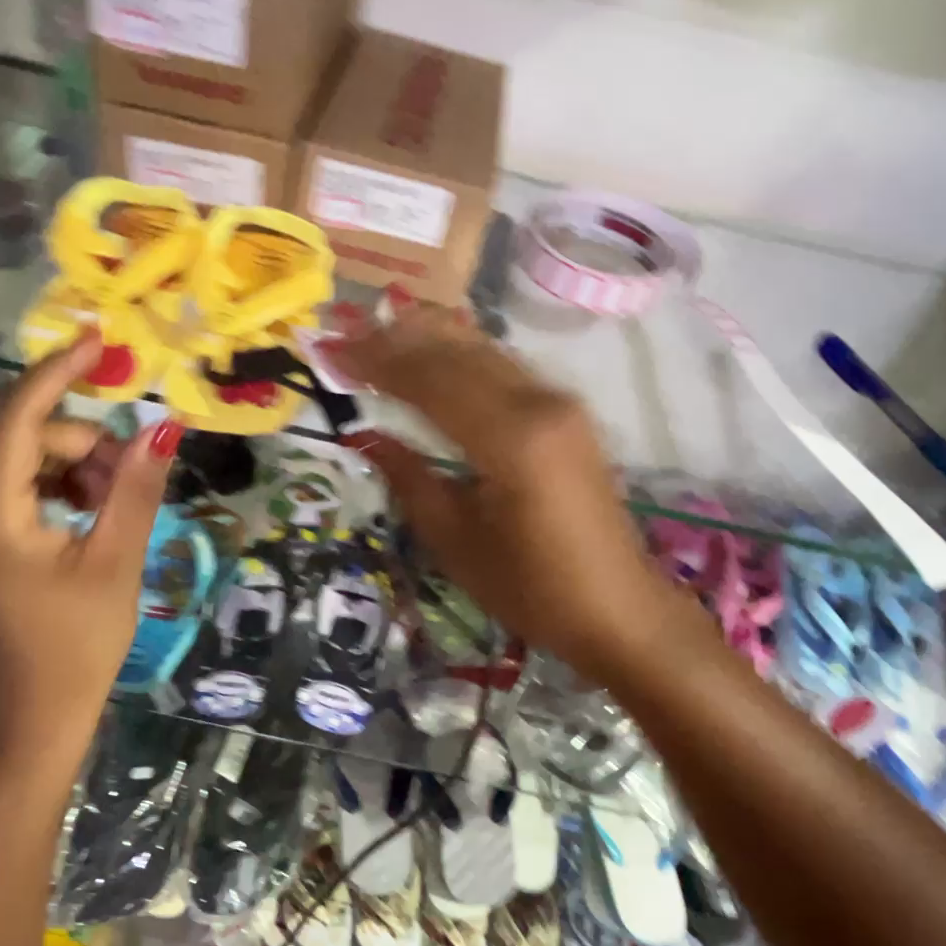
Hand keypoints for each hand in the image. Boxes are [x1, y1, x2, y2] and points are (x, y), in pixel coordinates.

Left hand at [0, 334, 182, 713]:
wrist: (34, 712)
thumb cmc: (78, 643)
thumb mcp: (116, 560)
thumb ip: (136, 487)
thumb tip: (162, 426)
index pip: (17, 416)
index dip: (60, 372)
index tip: (100, 342)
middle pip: (26, 439)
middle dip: (86, 446)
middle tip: (135, 481)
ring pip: (23, 460)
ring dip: (76, 469)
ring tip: (114, 510)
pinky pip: (14, 487)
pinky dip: (56, 489)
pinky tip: (87, 518)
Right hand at [333, 302, 704, 684]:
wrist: (616, 607)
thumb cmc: (531, 589)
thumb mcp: (455, 542)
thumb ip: (408, 478)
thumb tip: (364, 437)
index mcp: (510, 438)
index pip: (430, 380)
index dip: (375, 363)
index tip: (329, 353)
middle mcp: (539, 402)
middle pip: (457, 353)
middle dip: (396, 341)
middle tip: (344, 338)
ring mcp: (560, 402)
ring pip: (483, 350)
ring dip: (428, 341)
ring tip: (376, 338)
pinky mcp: (567, 412)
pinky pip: (503, 367)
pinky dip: (460, 357)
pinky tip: (431, 359)